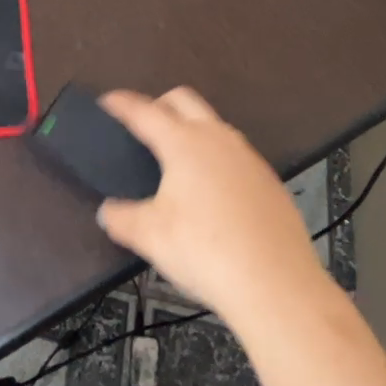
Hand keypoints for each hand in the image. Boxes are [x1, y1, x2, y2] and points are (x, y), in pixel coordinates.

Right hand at [95, 88, 327, 318]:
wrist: (278, 286)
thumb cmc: (205, 251)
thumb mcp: (150, 236)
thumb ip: (121, 218)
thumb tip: (108, 211)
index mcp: (183, 143)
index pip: (144, 111)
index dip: (121, 103)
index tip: (107, 100)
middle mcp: (217, 139)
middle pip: (183, 100)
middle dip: (159, 104)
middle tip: (142, 127)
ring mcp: (248, 157)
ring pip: (214, 125)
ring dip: (192, 130)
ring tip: (177, 161)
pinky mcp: (270, 181)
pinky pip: (236, 155)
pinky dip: (217, 159)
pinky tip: (213, 194)